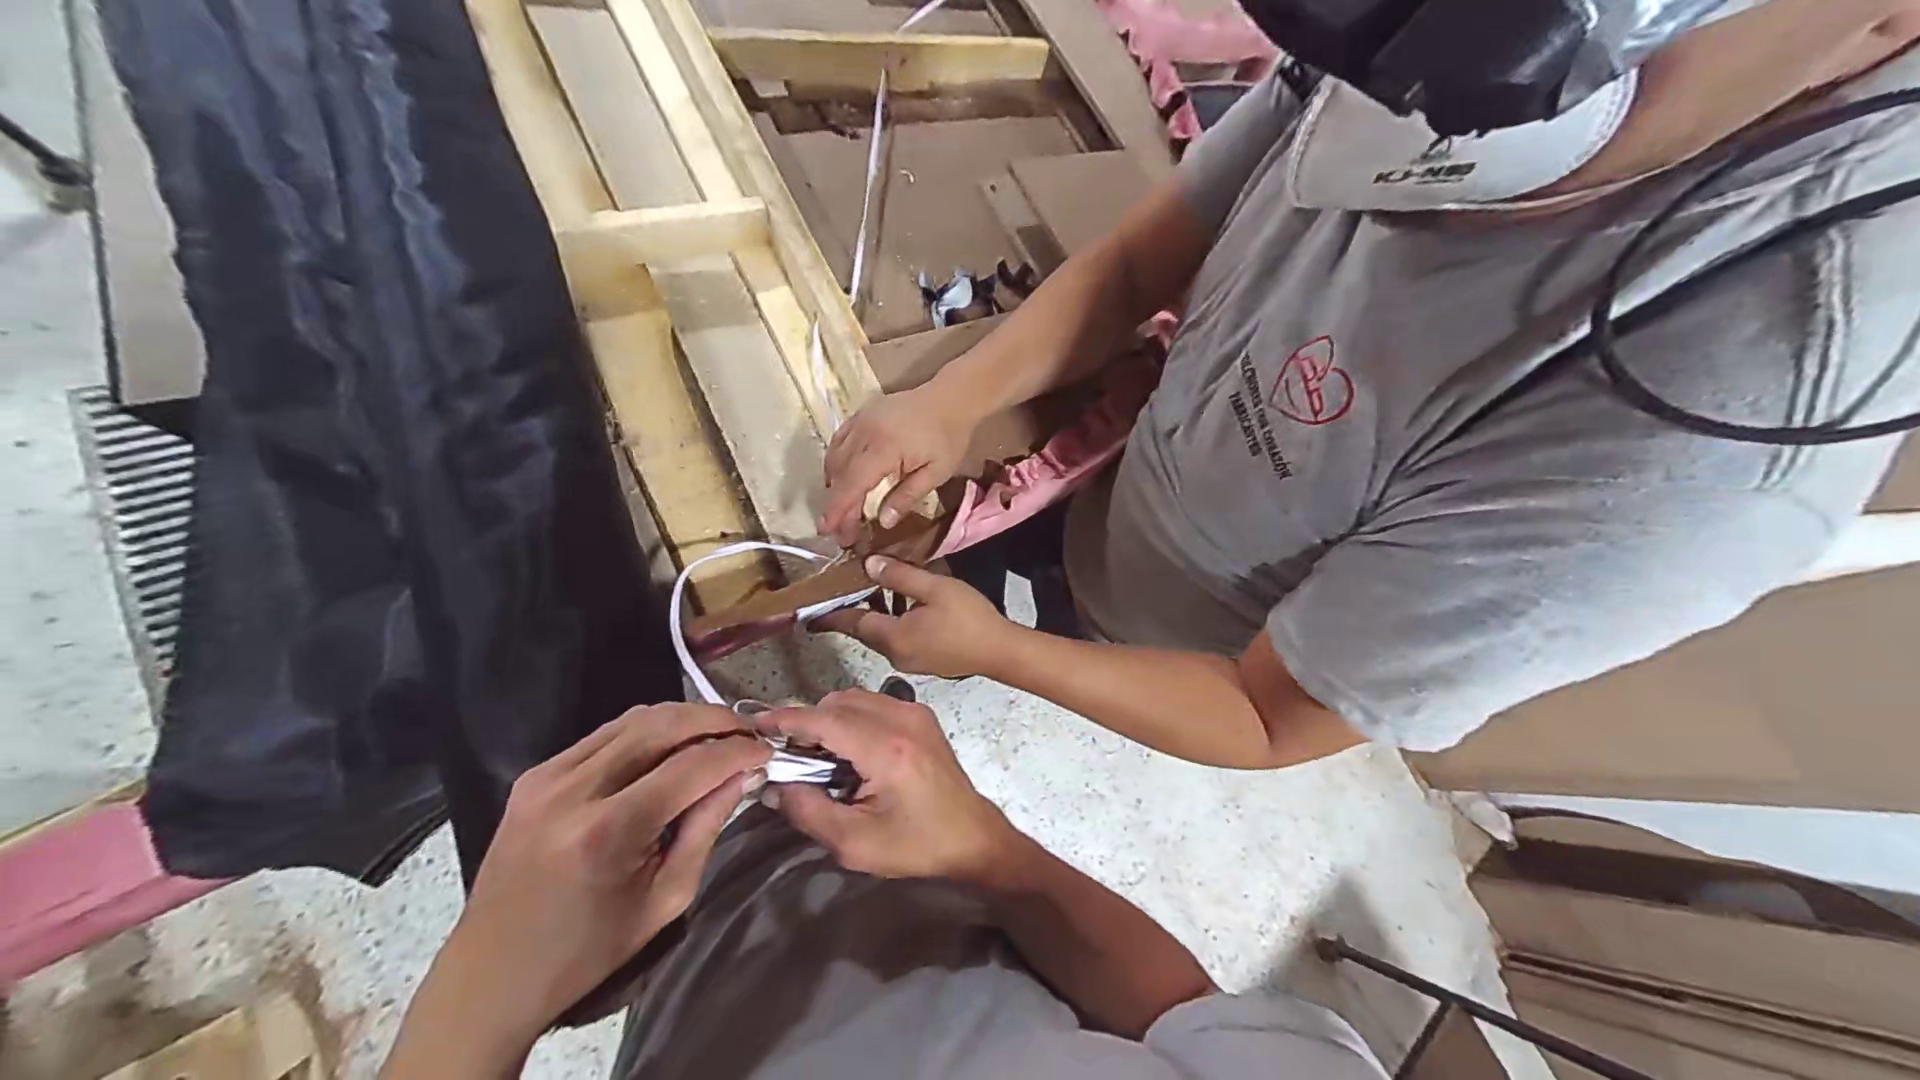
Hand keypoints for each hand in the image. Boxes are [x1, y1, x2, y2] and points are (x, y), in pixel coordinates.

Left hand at [416, 705, 770, 1053]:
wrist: (491, 975)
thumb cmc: (587, 950)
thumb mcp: (665, 899)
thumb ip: (706, 827)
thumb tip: (743, 774)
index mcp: (605, 833)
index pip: (691, 766)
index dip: (738, 751)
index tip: (768, 751)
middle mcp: (572, 790)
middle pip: (662, 724)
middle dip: (715, 720)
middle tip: (748, 733)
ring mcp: (547, 775)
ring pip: (635, 717)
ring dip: (685, 718)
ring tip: (717, 734)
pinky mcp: (536, 773)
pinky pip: (608, 732)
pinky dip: (650, 729)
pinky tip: (672, 746)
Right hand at [756, 689, 1015, 880]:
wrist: (971, 837)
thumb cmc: (916, 845)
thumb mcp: (854, 843)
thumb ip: (808, 811)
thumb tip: (774, 785)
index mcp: (888, 750)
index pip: (826, 720)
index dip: (788, 719)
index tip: (757, 724)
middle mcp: (903, 719)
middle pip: (838, 703)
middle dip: (807, 722)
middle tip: (790, 755)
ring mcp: (915, 712)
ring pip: (854, 698)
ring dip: (829, 718)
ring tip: (817, 756)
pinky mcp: (921, 715)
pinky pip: (873, 703)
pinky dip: (851, 717)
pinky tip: (847, 749)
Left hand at [812, 556, 1016, 678]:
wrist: (1001, 651)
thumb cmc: (968, 618)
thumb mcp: (934, 588)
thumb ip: (899, 576)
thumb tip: (868, 565)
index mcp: (893, 637)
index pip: (853, 623)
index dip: (831, 615)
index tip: (808, 614)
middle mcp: (896, 654)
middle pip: (866, 631)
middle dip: (854, 612)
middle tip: (846, 589)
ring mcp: (912, 662)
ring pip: (884, 636)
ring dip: (877, 616)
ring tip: (877, 592)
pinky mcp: (927, 663)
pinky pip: (900, 641)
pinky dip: (894, 624)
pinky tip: (906, 608)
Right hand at [821, 383, 977, 545]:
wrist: (951, 397)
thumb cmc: (949, 437)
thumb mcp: (936, 473)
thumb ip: (907, 496)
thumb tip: (884, 521)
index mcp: (884, 448)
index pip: (853, 483)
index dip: (838, 509)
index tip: (827, 530)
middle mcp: (865, 432)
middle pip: (841, 474)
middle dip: (837, 505)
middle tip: (841, 531)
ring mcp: (860, 420)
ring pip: (835, 458)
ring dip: (834, 485)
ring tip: (842, 510)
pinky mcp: (860, 415)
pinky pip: (838, 441)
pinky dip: (835, 463)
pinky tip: (840, 479)